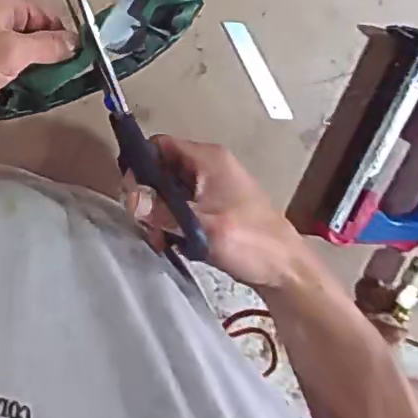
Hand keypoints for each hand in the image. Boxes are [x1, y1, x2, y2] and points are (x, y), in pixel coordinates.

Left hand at [0, 0, 77, 120]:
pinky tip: (14, 91)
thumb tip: (76, 43)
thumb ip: (49, 46)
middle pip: (37, 32)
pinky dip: (13, 75)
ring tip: (33, 89)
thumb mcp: (13, 53)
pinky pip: (5, 62)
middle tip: (54, 81)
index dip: (64, 38)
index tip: (76, 64)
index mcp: (5, 1)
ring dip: (30, 69)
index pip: (50, 14)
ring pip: (22, 50)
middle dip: (47, 56)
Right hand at [126, 134, 329, 294]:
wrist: (287, 273)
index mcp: (208, 159)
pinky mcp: (214, 206)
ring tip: (160, 237)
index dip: (141, 163)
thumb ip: (163, 211)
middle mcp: (209, 166)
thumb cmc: (252, 243)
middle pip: (162, 168)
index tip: (133, 191)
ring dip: (159, 212)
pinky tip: (173, 241)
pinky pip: (182, 205)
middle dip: (148, 195)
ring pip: (170, 189)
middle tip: (145, 221)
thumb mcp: (202, 227)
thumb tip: (130, 197)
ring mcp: (213, 186)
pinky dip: (173, 221)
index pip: (160, 144)